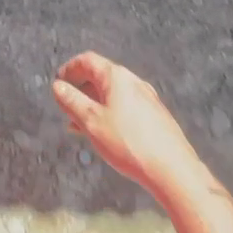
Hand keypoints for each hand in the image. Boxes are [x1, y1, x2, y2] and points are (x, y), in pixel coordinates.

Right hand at [51, 51, 198, 185]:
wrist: (175, 172)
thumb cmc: (128, 143)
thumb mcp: (91, 122)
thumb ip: (71, 101)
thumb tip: (57, 86)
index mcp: (116, 77)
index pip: (87, 60)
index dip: (69, 68)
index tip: (58, 82)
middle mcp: (134, 82)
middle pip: (101, 77)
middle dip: (81, 90)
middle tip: (67, 105)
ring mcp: (148, 100)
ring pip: (114, 95)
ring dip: (95, 105)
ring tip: (81, 125)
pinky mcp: (157, 118)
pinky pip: (127, 108)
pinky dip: (110, 114)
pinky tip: (106, 135)